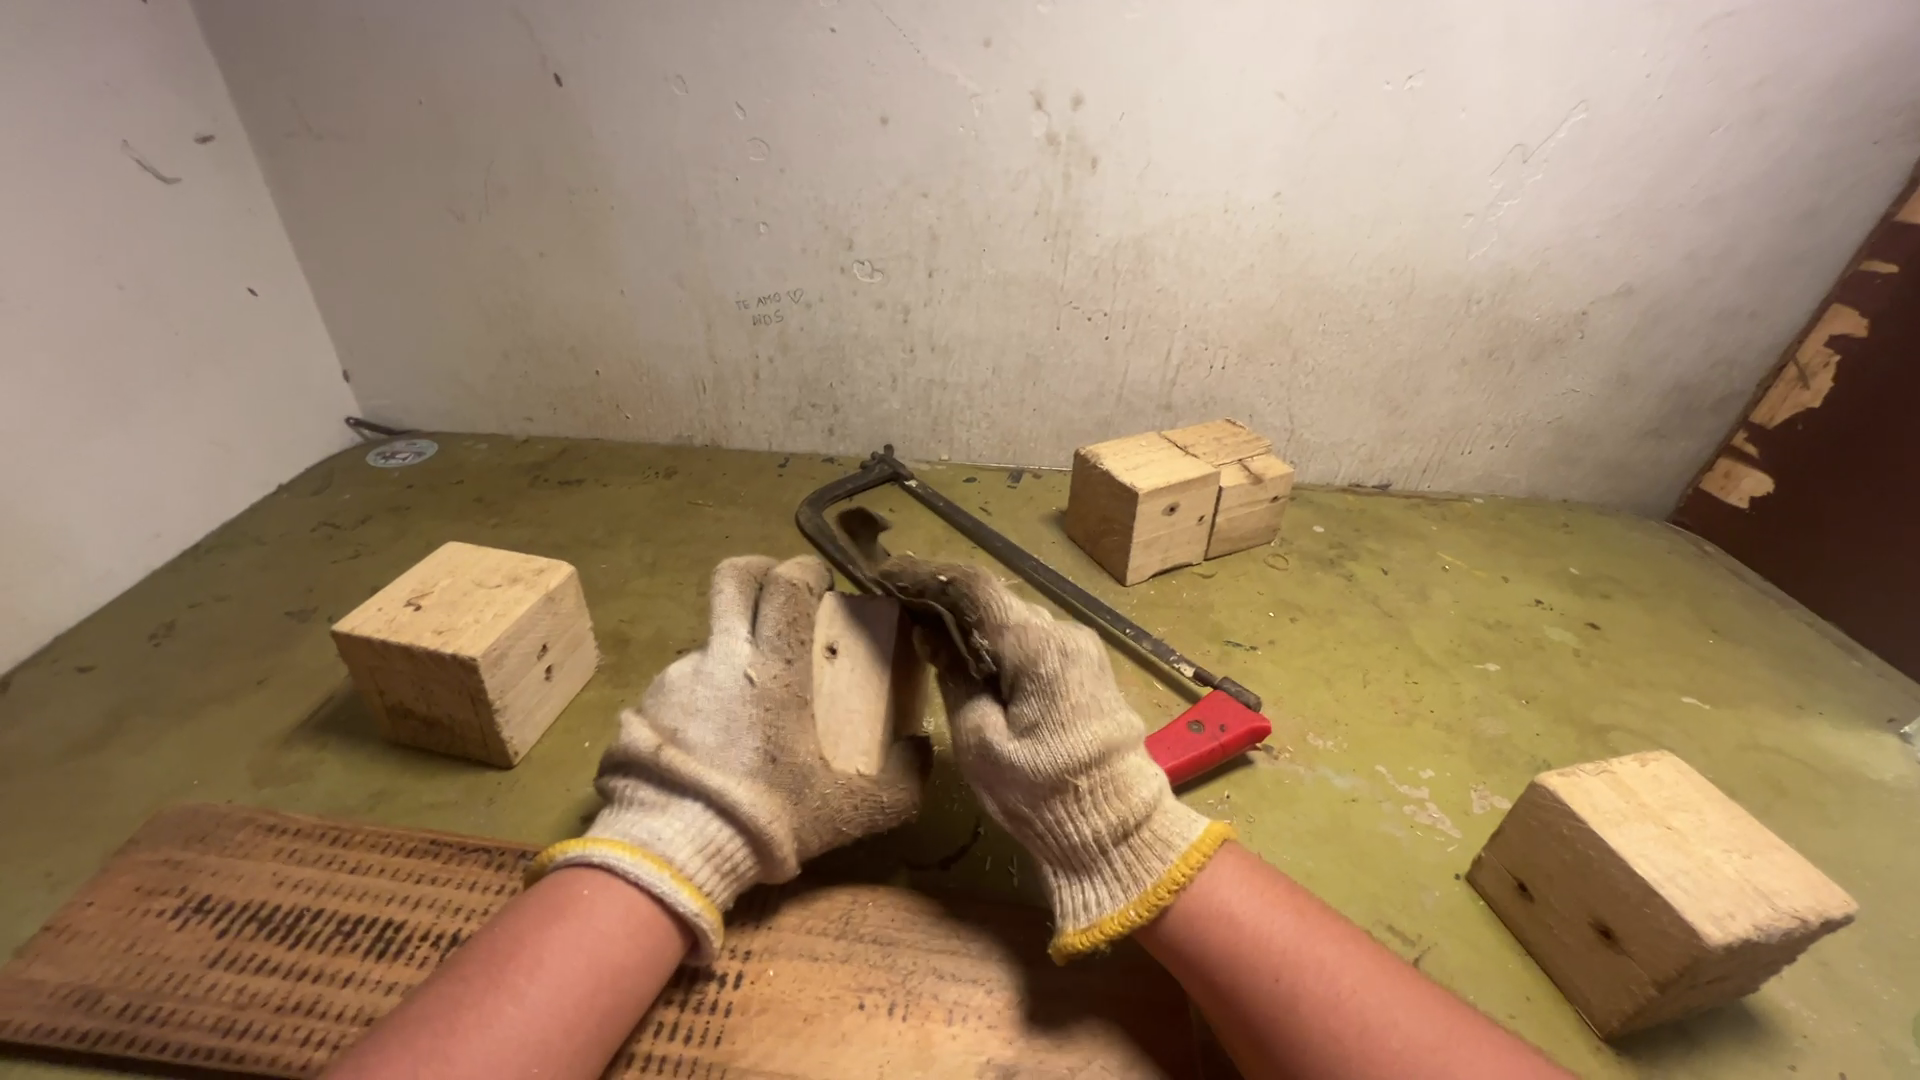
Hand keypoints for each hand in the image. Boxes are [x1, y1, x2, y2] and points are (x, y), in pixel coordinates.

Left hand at [530, 555, 925, 961]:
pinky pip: (681, 683)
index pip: (787, 583)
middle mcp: (724, 656)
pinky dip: (700, 697)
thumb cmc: (774, 818)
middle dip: (759, 572)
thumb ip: (905, 775)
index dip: (804, 570)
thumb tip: (921, 747)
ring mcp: (680, 677)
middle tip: (779, 596)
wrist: (677, 852)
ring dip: (732, 650)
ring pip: (710, 636)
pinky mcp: (647, 704)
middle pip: (733, 578)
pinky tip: (709, 742)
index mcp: (778, 666)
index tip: (820, 583)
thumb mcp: (858, 807)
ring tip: (745, 703)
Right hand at [877, 557, 1230, 961]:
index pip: (976, 590)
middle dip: (949, 602)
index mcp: (1038, 647)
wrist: (1116, 830)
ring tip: (932, 633)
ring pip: (1016, 623)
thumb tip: (931, 635)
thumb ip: (955, 679)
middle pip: (997, 604)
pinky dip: (1000, 645)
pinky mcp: (1087, 670)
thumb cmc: (1040, 794)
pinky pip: (1035, 643)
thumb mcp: (979, 742)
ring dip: (975, 626)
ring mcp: (1081, 650)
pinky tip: (975, 660)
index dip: (928, 577)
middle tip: (904, 605)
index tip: (890, 574)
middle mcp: (1065, 634)